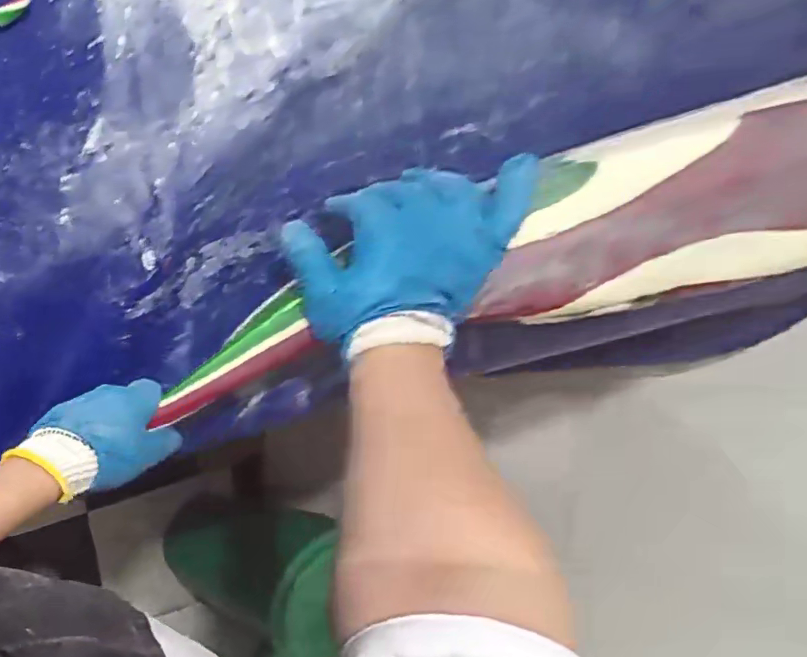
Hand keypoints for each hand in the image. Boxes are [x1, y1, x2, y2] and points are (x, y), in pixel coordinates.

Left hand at [13, 378, 182, 497]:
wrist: (57, 459)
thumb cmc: (109, 455)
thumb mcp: (146, 455)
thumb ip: (164, 441)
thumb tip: (172, 434)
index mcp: (132, 397)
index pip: (151, 389)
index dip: (153, 408)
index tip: (148, 428)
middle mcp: (106, 391)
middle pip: (122, 399)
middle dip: (124, 416)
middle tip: (121, 443)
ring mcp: (78, 399)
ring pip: (97, 407)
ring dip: (99, 422)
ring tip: (94, 448)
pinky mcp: (55, 411)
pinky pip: (74, 417)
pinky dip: (78, 428)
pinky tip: (74, 447)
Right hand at [280, 154, 538, 354]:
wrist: (401, 343)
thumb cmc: (356, 317)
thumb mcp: (323, 290)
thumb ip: (308, 256)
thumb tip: (290, 226)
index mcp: (385, 227)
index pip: (365, 201)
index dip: (346, 203)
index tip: (331, 211)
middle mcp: (427, 217)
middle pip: (407, 190)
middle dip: (385, 191)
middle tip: (370, 200)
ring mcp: (463, 227)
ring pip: (452, 188)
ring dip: (433, 181)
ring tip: (418, 184)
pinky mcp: (486, 243)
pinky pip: (510, 203)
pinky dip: (516, 181)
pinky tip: (515, 164)